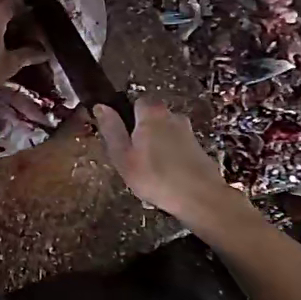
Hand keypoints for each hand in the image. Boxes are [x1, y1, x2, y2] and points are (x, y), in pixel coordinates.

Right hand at [93, 99, 241, 223]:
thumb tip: (101, 106)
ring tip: (151, 172)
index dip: (128, 118)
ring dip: (158, 147)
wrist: (199, 197)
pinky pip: (177, 148)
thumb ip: (112, 129)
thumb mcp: (123, 156)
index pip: (137, 102)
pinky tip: (166, 177)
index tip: (123, 139)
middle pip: (153, 118)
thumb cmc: (155, 177)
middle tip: (134, 159)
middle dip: (144, 133)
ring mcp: (189, 132)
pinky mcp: (199, 149)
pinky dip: (171, 157)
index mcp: (152, 113)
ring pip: (166, 134)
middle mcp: (173, 116)